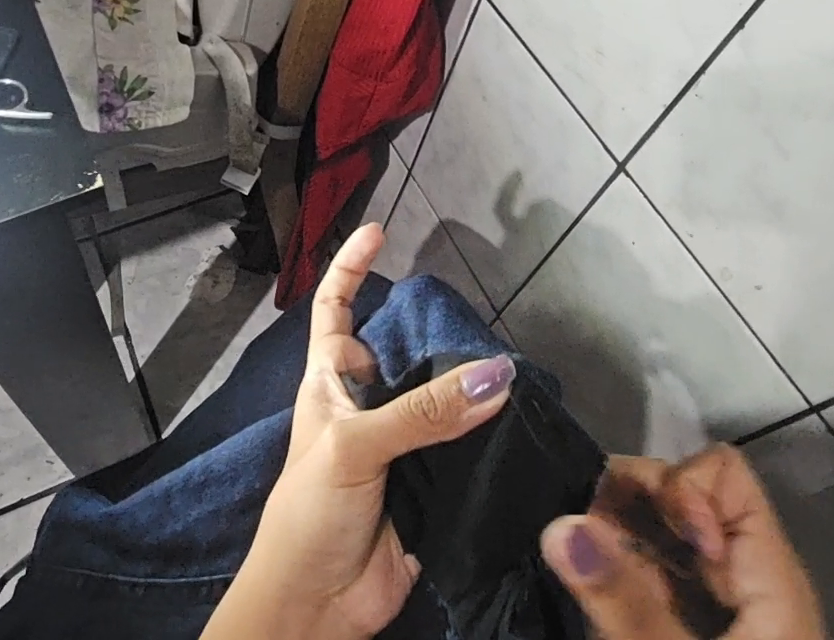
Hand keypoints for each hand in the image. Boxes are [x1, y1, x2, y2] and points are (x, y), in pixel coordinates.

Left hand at [201, 224, 517, 639]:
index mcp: (329, 383)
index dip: (350, 267)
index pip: (334, 309)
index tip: (377, 231)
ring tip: (516, 364)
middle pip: (403, 350)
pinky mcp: (429, 484)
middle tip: (483, 316)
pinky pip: (464, 447)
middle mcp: (365, 405)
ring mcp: (399, 444)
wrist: (316, 608)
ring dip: (469, 384)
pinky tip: (522, 419)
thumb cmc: (310, 512)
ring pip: (439, 398)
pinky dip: (489, 434)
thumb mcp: (354, 448)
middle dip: (436, 331)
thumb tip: (496, 373)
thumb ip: (422, 412)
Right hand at [541, 447, 825, 639]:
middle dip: (628, 502)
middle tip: (592, 544)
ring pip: (657, 524)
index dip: (679, 489)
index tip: (654, 541)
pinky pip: (647, 562)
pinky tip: (594, 584)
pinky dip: (615, 559)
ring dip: (612, 529)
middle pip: (683, 489)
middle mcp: (741, 573)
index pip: (722, 474)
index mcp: (768, 579)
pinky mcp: (685, 618)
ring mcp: (712, 597)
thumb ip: (625, 604)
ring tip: (586, 567)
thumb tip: (560, 522)